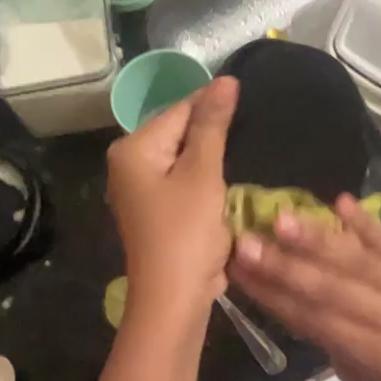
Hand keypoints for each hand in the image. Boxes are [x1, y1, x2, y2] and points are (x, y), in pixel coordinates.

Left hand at [106, 77, 238, 316]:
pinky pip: (182, 183)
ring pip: (183, 159)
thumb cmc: (186, 233)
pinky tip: (227, 185)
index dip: (215, 105)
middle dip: (212, 134)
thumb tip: (226, 80)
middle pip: (178, 132)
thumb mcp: (203, 174)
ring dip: (212, 159)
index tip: (250, 102)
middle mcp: (128, 164)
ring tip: (246, 155)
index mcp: (132, 149)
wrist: (173, 300)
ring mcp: (139, 190)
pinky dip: (204, 182)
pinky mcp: (155, 211)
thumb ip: (212, 125)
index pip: (179, 109)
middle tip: (253, 132)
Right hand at [228, 195, 380, 380]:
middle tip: (244, 243)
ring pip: (354, 259)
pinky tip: (339, 200)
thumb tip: (283, 296)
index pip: (312, 320)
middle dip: (284, 265)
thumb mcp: (360, 377)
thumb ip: (327, 337)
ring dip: (316, 237)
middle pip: (329, 287)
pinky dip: (363, 221)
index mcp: (372, 353)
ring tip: (282, 217)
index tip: (235, 272)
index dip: (272, 296)